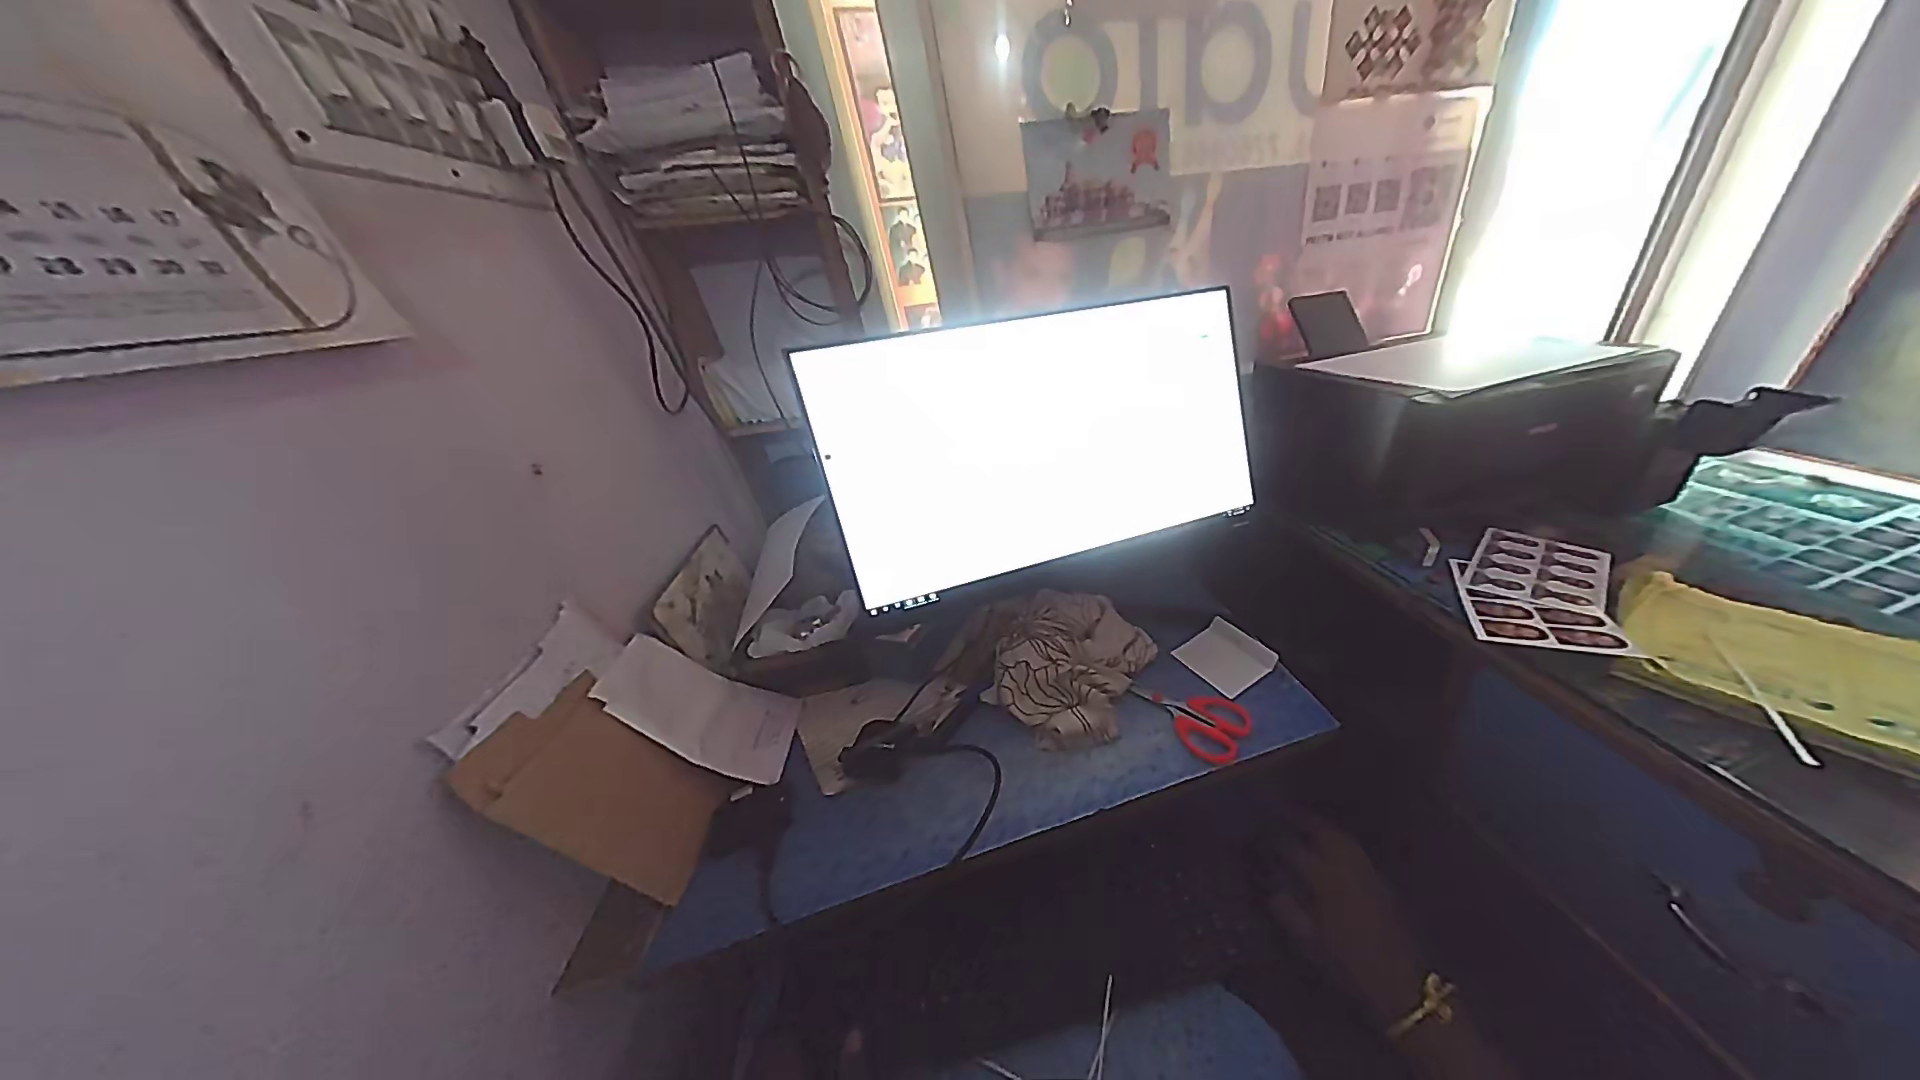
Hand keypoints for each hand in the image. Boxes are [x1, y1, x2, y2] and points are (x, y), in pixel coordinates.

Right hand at [1257, 814, 1429, 1027]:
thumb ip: (1284, 907)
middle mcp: (1345, 866)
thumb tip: (1266, 883)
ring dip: (1320, 825)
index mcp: (1323, 878)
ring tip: (1302, 821)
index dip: (1269, 838)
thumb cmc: (1349, 966)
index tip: (1253, 835)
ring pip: (1341, 836)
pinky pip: (1354, 848)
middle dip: (1298, 817)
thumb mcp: (1307, 941)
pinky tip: (1329, 845)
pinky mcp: (1382, 882)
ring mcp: (1368, 872)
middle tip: (1279, 811)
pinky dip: (1337, 839)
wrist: (1405, 987)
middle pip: (1320, 830)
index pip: (1289, 846)